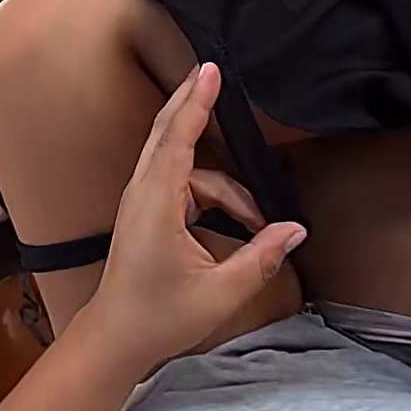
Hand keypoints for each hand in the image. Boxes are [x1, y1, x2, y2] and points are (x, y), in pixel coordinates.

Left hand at [75, 63, 306, 373]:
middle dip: (192, 100)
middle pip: (167, 132)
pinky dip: (213, 191)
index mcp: (155, 207)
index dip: (196, 105)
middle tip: (212, 71)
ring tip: (256, 218)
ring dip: (225, 182)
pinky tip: (236, 216)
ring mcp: (142, 199)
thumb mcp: (220, 294)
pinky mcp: (148, 208)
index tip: (210, 71)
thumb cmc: (161, 318)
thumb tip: (295, 230)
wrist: (115, 339)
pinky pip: (183, 179)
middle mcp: (143, 193)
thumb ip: (261, 257)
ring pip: (183, 161)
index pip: (177, 142)